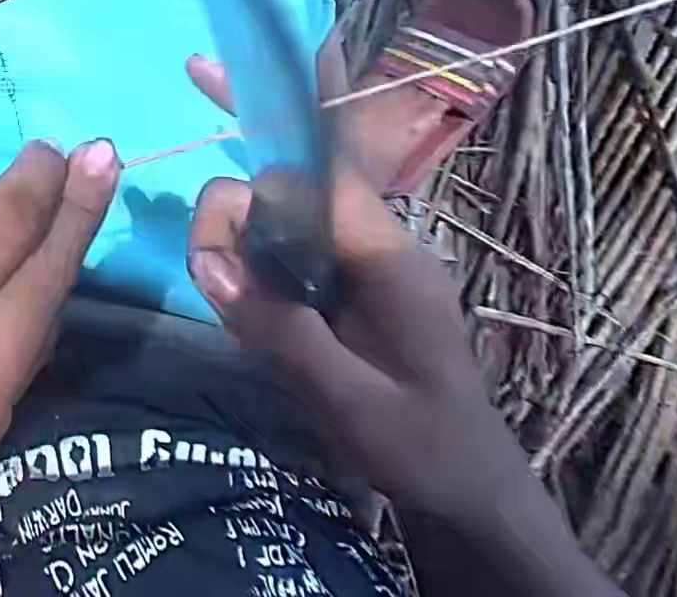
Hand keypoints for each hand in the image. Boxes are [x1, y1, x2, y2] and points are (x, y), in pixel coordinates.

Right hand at [186, 170, 531, 529]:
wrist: (470, 495)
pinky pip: (285, 254)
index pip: (315, 181)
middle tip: (217, 289)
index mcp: (387, 258)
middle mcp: (373, 245)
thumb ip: (279, 328)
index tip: (221, 249)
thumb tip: (206, 264)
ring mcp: (359, 262)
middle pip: (285, 197)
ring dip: (241, 257)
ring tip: (238, 316)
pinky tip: (259, 323)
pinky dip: (256, 278)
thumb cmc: (422, 449)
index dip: (257, 196)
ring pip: (277, 224)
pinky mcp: (346, 283)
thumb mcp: (347, 397)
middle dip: (235, 230)